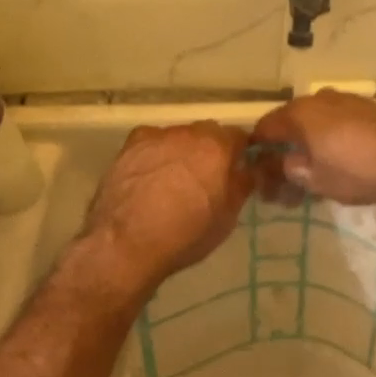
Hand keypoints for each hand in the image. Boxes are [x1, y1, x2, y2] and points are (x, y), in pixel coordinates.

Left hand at [82, 121, 255, 290]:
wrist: (126, 243)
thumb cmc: (185, 234)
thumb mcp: (227, 217)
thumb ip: (242, 185)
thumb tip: (249, 168)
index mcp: (217, 147)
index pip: (239, 137)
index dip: (239, 154)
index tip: (236, 171)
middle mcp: (188, 133)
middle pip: (207, 134)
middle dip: (210, 151)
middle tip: (205, 180)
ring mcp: (156, 136)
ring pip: (178, 138)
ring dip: (181, 152)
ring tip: (172, 182)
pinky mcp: (129, 146)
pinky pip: (151, 143)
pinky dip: (155, 155)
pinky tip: (149, 177)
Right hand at [250, 90, 375, 208]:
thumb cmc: (357, 171)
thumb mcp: (315, 179)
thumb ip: (289, 171)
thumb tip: (281, 166)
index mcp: (300, 112)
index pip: (265, 128)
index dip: (258, 153)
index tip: (259, 177)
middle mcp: (319, 98)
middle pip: (290, 124)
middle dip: (284, 153)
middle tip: (285, 185)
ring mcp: (346, 100)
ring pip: (315, 123)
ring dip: (308, 147)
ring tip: (313, 178)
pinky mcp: (368, 108)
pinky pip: (337, 122)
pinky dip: (330, 140)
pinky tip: (339, 162)